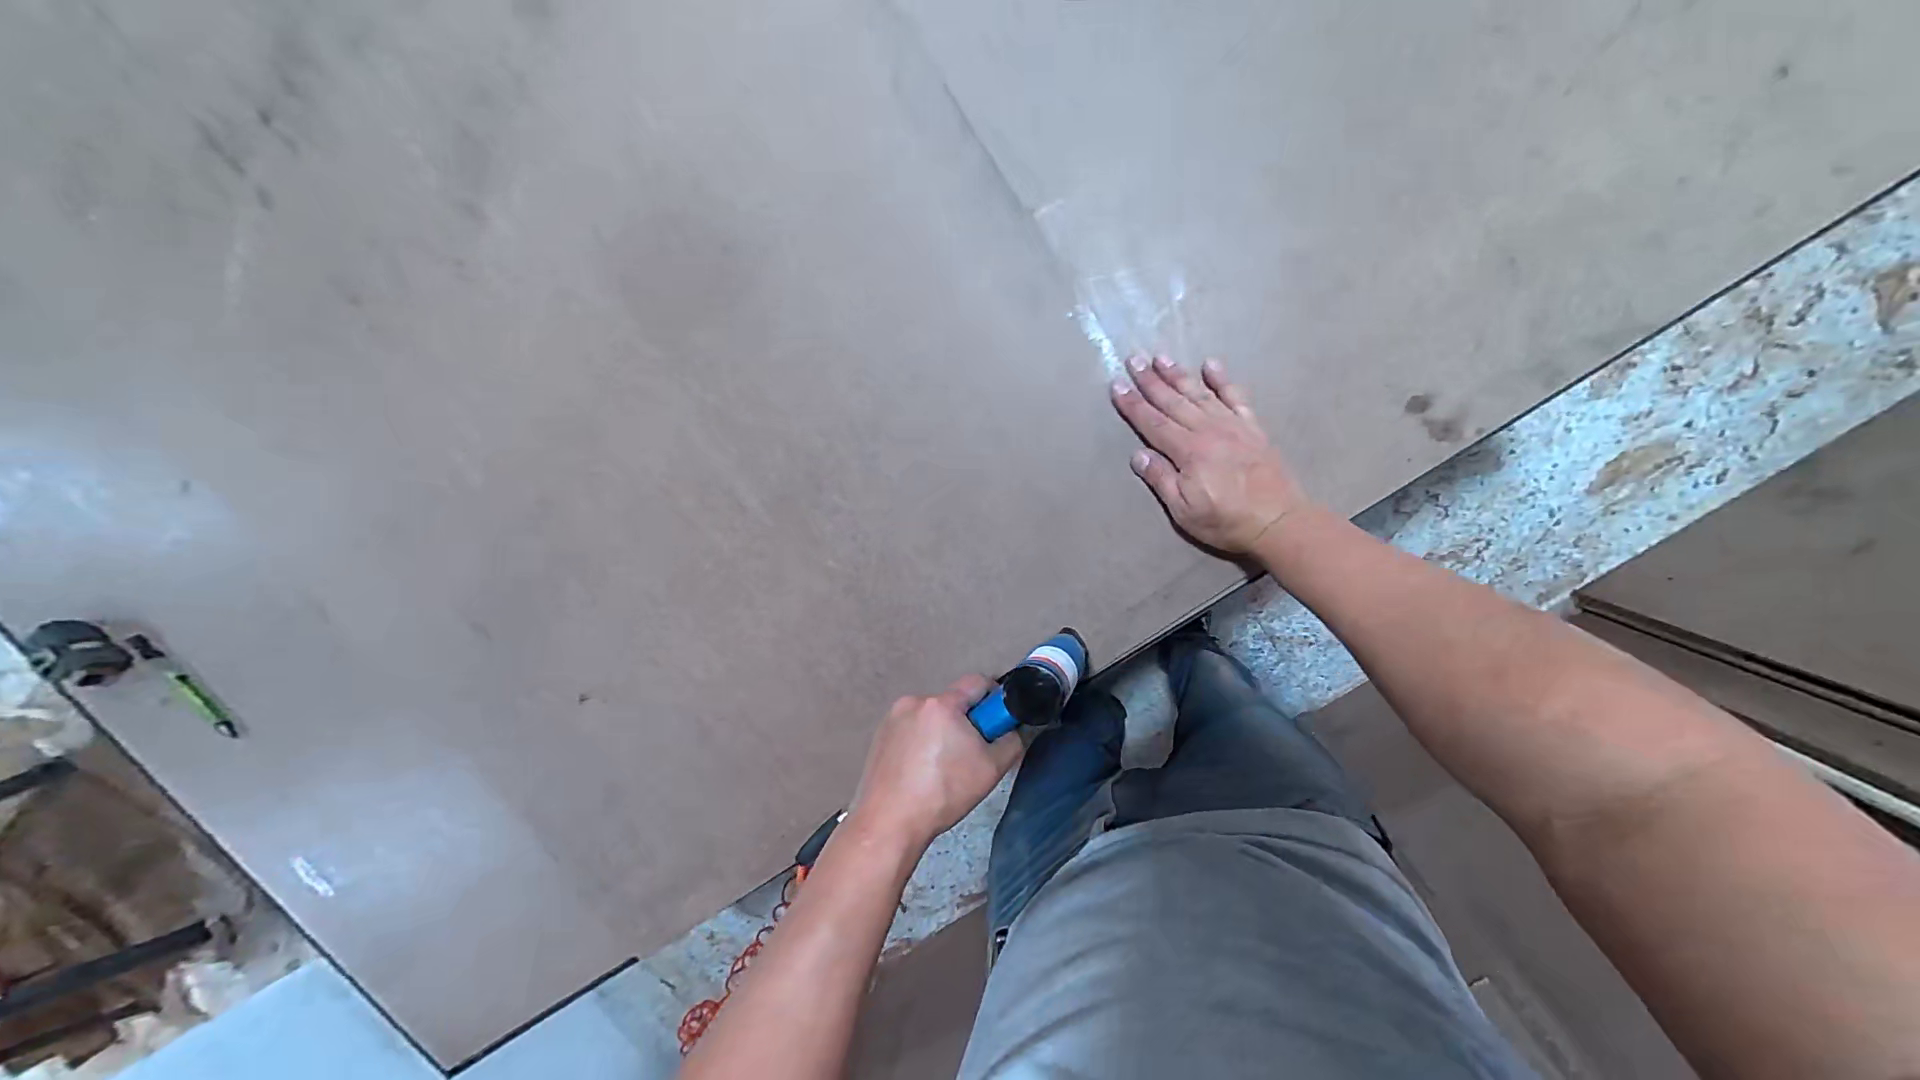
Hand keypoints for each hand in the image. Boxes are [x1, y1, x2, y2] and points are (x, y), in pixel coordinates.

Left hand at [847, 676, 1023, 850]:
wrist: (889, 822)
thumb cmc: (943, 793)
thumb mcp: (992, 769)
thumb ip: (1011, 741)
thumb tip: (1009, 730)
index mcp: (942, 704)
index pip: (978, 682)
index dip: (995, 699)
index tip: (998, 724)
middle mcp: (914, 702)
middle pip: (953, 703)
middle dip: (967, 723)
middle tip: (971, 755)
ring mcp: (892, 718)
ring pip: (932, 718)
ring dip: (943, 733)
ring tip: (943, 769)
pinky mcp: (879, 736)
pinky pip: (911, 730)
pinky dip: (921, 743)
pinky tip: (921, 773)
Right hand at [1110, 355, 1313, 552]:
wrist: (1279, 521)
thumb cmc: (1226, 521)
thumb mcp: (1184, 511)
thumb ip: (1161, 480)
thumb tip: (1138, 455)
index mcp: (1189, 452)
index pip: (1153, 423)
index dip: (1133, 404)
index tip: (1117, 385)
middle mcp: (1209, 431)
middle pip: (1173, 401)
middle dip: (1150, 381)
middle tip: (1133, 359)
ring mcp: (1233, 426)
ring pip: (1199, 393)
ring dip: (1178, 375)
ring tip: (1161, 358)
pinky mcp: (1252, 428)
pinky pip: (1235, 397)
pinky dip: (1222, 380)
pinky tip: (1210, 365)